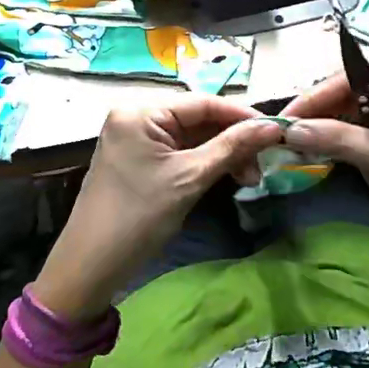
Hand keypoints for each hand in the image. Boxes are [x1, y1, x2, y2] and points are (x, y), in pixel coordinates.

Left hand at [33, 96, 282, 318]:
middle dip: (233, 141)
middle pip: (197, 118)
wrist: (91, 264)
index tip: (277, 133)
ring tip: (248, 180)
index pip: (203, 102)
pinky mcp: (137, 160)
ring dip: (222, 155)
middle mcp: (135, 117)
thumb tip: (274, 127)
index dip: (242, 116)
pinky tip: (226, 178)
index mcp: (141, 112)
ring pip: (191, 137)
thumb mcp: (190, 178)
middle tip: (261, 168)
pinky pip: (178, 152)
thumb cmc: (139, 217)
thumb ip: (232, 147)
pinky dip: (203, 164)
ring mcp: (134, 139)